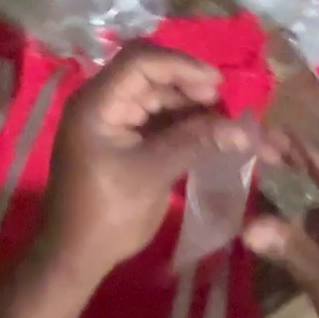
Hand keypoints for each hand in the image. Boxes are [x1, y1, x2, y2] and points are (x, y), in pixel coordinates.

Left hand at [36, 42, 249, 287]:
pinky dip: (184, 123)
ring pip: (158, 96)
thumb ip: (194, 143)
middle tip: (225, 104)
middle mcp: (103, 102)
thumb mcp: (152, 175)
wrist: (75, 256)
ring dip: (191, 105)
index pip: (140, 61)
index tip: (217, 83)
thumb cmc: (106, 213)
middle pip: (151, 74)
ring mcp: (113, 120)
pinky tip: (211, 133)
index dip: (180, 65)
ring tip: (225, 121)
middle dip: (189, 85)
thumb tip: (243, 129)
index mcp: (97, 102)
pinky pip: (158, 119)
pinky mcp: (124, 138)